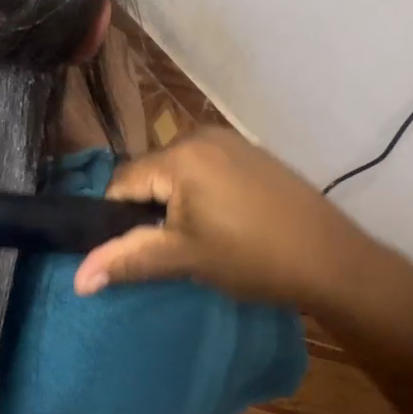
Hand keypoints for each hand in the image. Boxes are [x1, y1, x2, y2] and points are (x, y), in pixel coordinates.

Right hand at [74, 128, 387, 306]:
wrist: (334, 260)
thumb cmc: (254, 259)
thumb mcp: (186, 259)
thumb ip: (128, 260)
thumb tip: (77, 279)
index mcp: (179, 155)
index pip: (123, 181)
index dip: (122, 218)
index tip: (140, 248)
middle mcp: (199, 134)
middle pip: (151, 172)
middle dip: (153, 208)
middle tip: (176, 247)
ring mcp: (228, 139)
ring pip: (178, 170)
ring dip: (178, 200)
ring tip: (203, 238)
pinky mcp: (249, 150)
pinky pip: (206, 166)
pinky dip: (204, 191)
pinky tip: (227, 221)